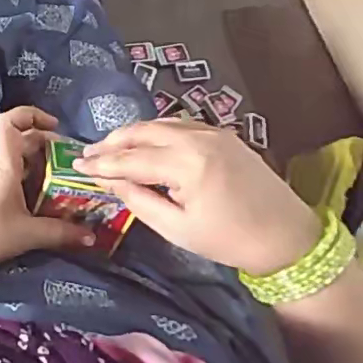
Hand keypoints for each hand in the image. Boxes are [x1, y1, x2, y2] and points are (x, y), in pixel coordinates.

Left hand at [0, 106, 94, 267]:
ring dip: (41, 162)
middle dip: (48, 144)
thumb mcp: (26, 235)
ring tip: (64, 179)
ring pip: (18, 156)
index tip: (55, 126)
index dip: (32, 115)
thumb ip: (60, 233)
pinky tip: (45, 194)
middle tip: (71, 161)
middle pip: (22, 139)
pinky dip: (30, 176)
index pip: (10, 122)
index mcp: (3, 163)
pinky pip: (12, 171)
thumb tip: (90, 236)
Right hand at [74, 119, 319, 274]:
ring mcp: (214, 132)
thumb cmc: (229, 239)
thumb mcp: (176, 228)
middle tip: (88, 154)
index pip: (131, 159)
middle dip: (112, 142)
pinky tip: (144, 142)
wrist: (286, 236)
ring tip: (109, 147)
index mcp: (187, 164)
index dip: (101, 163)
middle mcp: (199, 139)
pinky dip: (156, 131)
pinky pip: (180, 125)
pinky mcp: (224, 135)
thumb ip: (139, 200)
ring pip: (161, 123)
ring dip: (132, 134)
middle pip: (143, 132)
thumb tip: (109, 182)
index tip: (76, 166)